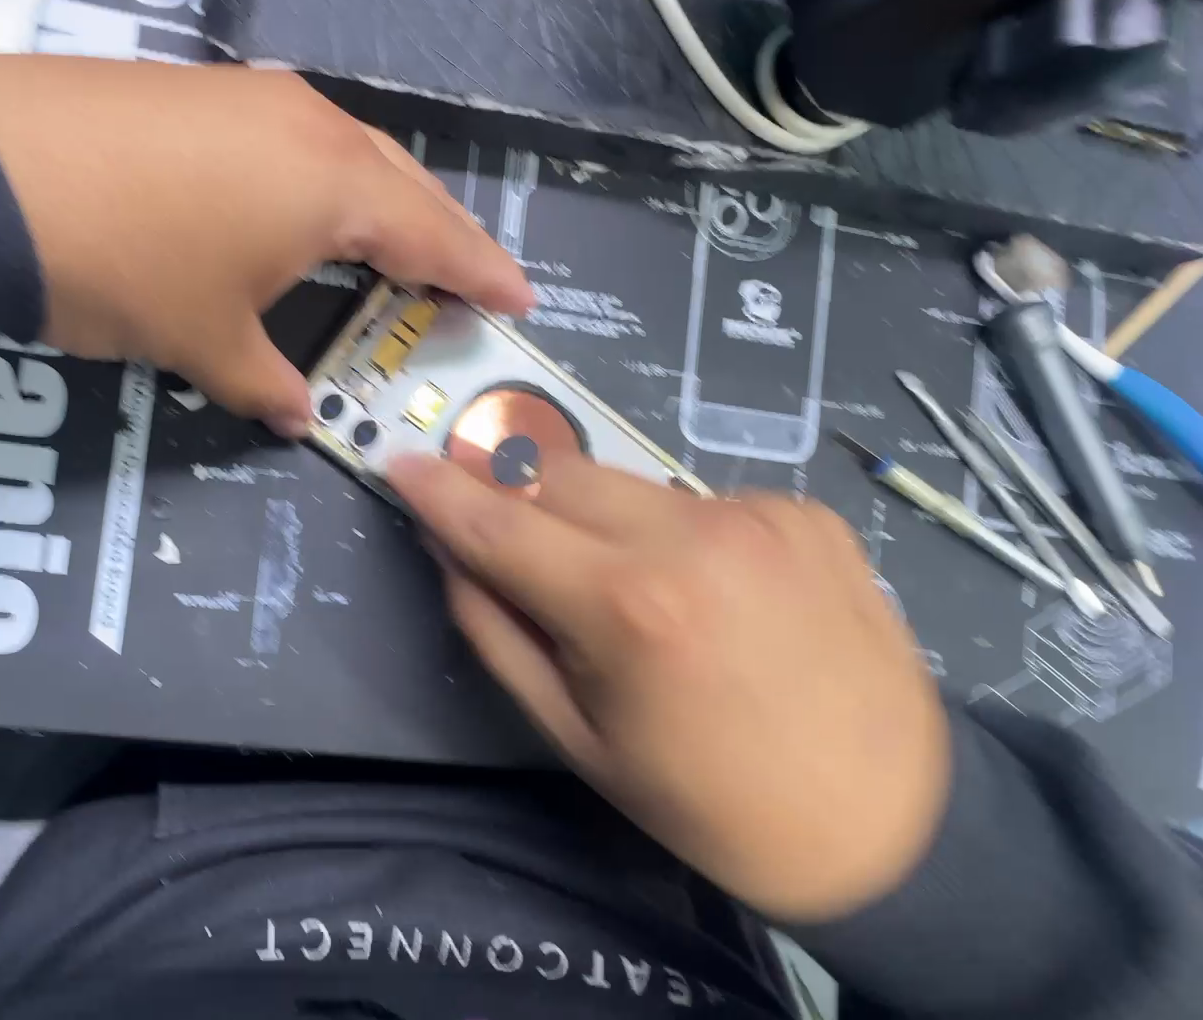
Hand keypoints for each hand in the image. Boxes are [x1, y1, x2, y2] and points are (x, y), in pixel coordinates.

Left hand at [0, 54, 532, 436]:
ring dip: (373, 205)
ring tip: (385, 250)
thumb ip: (262, 383)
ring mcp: (248, 96)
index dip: (479, 273)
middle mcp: (307, 126)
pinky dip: (311, 185)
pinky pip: (285, 143)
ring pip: (342, 155)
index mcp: (332, 188)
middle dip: (437, 235)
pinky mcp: (195, 91)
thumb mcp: (202, 342)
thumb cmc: (126, 267)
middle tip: (459, 278)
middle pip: (400, 184)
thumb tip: (290, 414)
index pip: (434, 236)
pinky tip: (288, 210)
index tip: (517, 297)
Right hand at [387, 453, 950, 923]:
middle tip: (501, 535)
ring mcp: (757, 514)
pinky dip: (664, 531)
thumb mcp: (570, 732)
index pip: (499, 525)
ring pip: (620, 483)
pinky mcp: (801, 512)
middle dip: (510, 494)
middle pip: (553, 474)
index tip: (400, 465)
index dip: (440, 493)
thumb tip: (451, 552)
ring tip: (621, 587)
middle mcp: (692, 536)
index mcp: (627, 605)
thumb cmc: (704, 799)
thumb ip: (494, 629)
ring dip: (588, 518)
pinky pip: (689, 499)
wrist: (890, 824)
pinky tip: (699, 588)